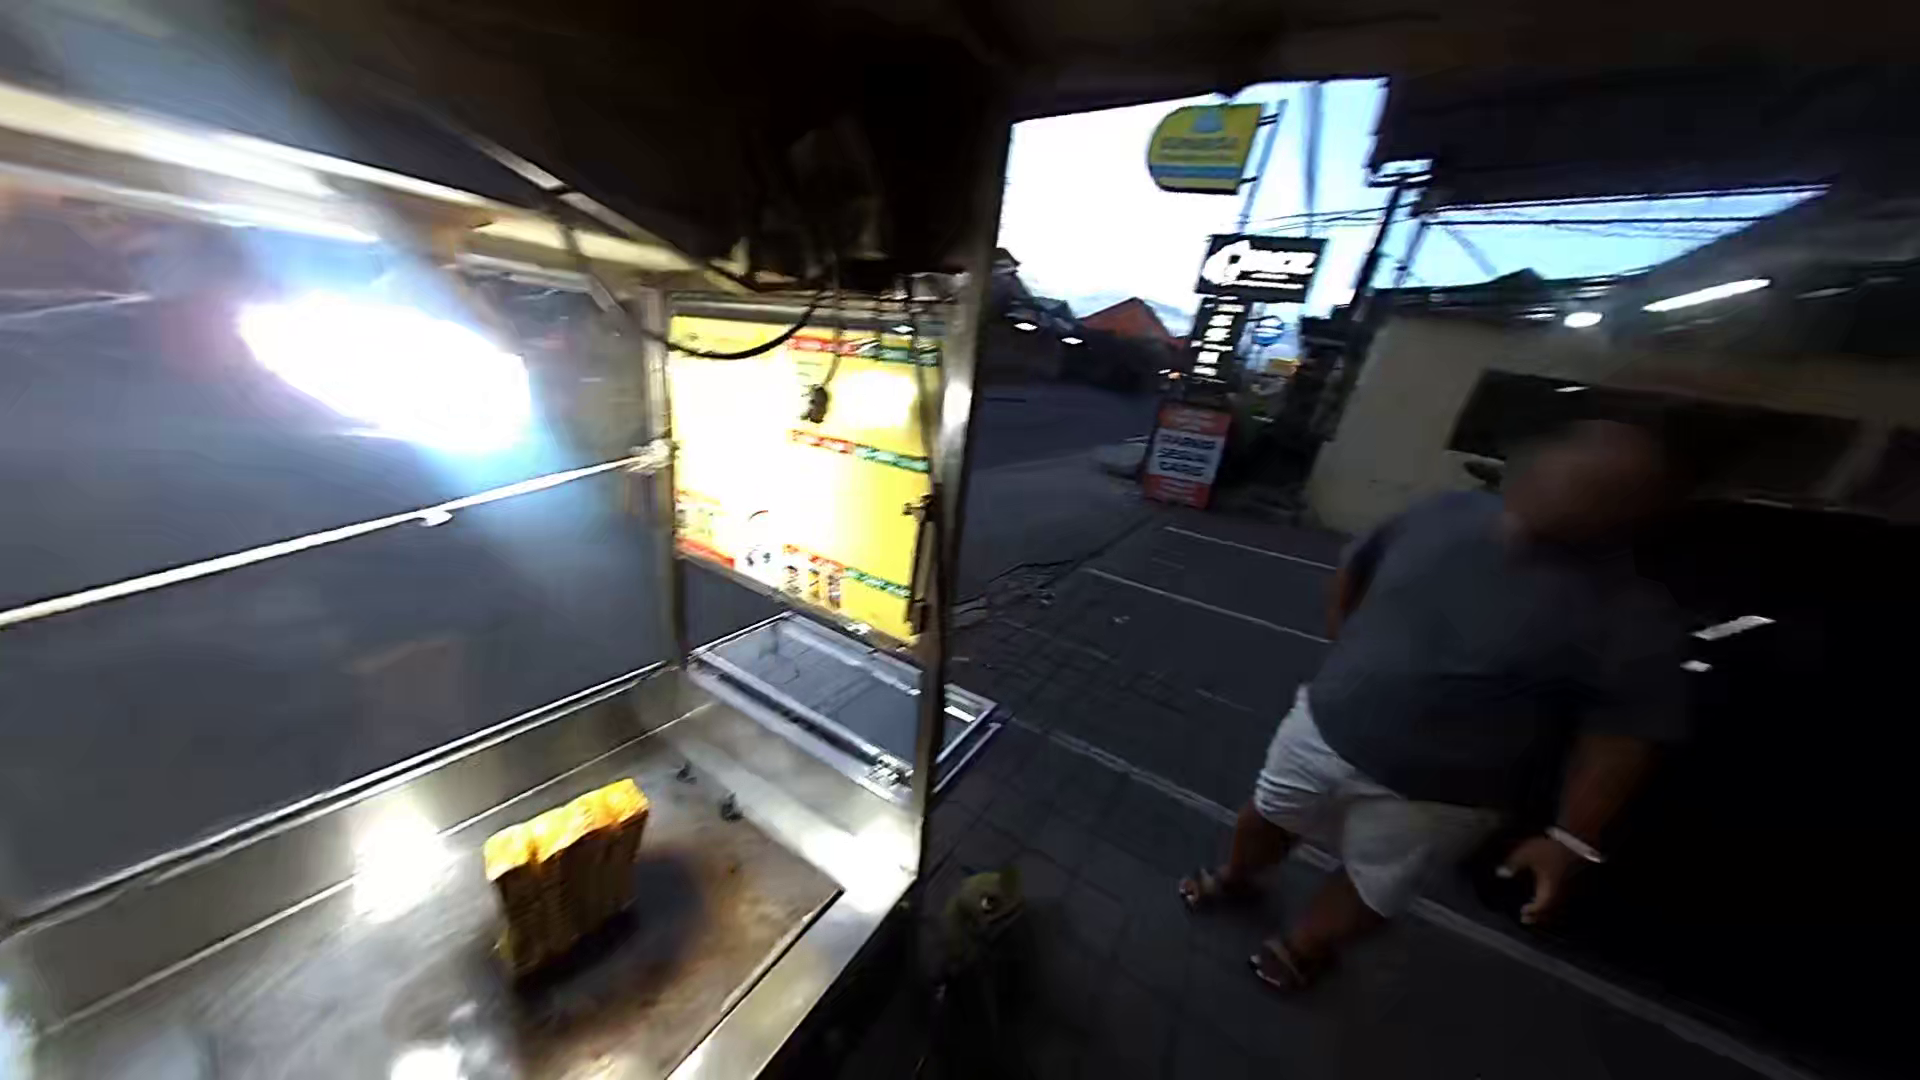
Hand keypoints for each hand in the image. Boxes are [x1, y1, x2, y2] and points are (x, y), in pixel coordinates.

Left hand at [1497, 835, 1583, 925]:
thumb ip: (1513, 864)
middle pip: (1551, 910)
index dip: (1534, 911)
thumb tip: (1501, 873)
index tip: (1523, 913)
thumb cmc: (1547, 849)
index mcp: (1550, 887)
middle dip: (1539, 917)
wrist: (1571, 844)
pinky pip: (1559, 899)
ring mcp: (1566, 888)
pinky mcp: (1567, 883)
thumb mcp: (1525, 854)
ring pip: (1557, 906)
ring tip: (1534, 915)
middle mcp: (1560, 891)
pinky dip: (1550, 904)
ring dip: (1545, 912)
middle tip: (1527, 921)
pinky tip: (1543, 901)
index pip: (1543, 905)